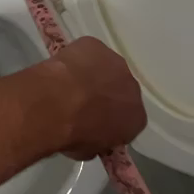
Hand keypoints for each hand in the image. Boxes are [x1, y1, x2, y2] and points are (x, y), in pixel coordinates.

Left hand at [44, 37, 146, 159]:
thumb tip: (92, 134)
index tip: (96, 122)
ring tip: (72, 81)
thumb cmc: (74, 133)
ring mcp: (115, 61)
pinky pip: (89, 51)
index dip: (112, 119)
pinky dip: (79, 57)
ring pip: (106, 67)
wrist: (57, 102)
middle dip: (106, 93)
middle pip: (121, 89)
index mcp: (136, 117)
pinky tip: (66, 66)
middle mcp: (132, 87)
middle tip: (83, 100)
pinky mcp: (95, 44)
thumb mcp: (89, 149)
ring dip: (93, 73)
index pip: (129, 119)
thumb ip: (99, 140)